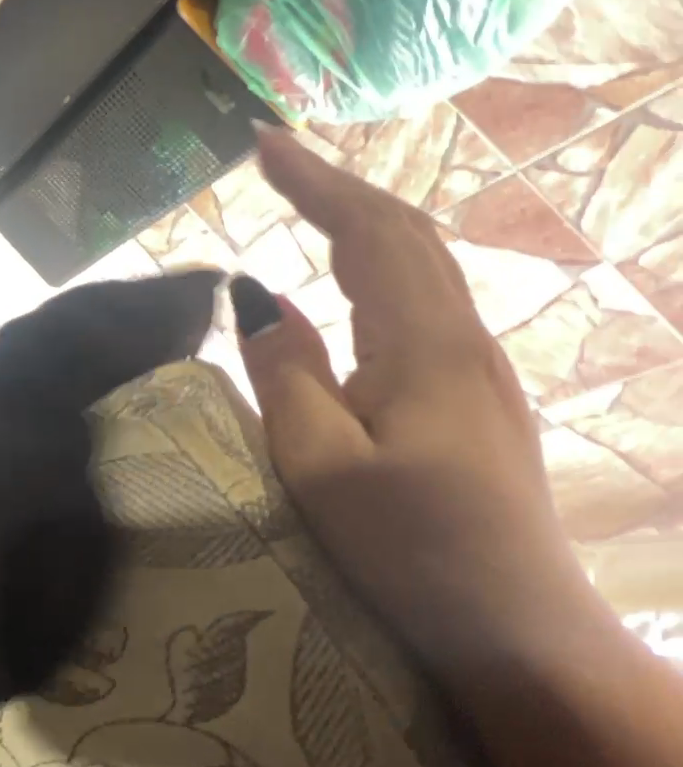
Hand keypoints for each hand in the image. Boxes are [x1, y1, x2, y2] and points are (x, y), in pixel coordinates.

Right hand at [233, 125, 594, 659]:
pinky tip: (335, 291)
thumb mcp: (320, 462)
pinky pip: (411, 311)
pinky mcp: (463, 402)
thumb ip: (285, 374)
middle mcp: (461, 343)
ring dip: (355, 227)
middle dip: (337, 189)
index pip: (371, 234)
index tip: (260, 143)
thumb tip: (256, 295)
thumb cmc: (405, 546)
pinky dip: (367, 274)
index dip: (316, 182)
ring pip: (414, 272)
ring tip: (298, 206)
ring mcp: (471, 372)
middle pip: (405, 239)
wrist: (510, 624)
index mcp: (426, 348)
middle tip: (272, 161)